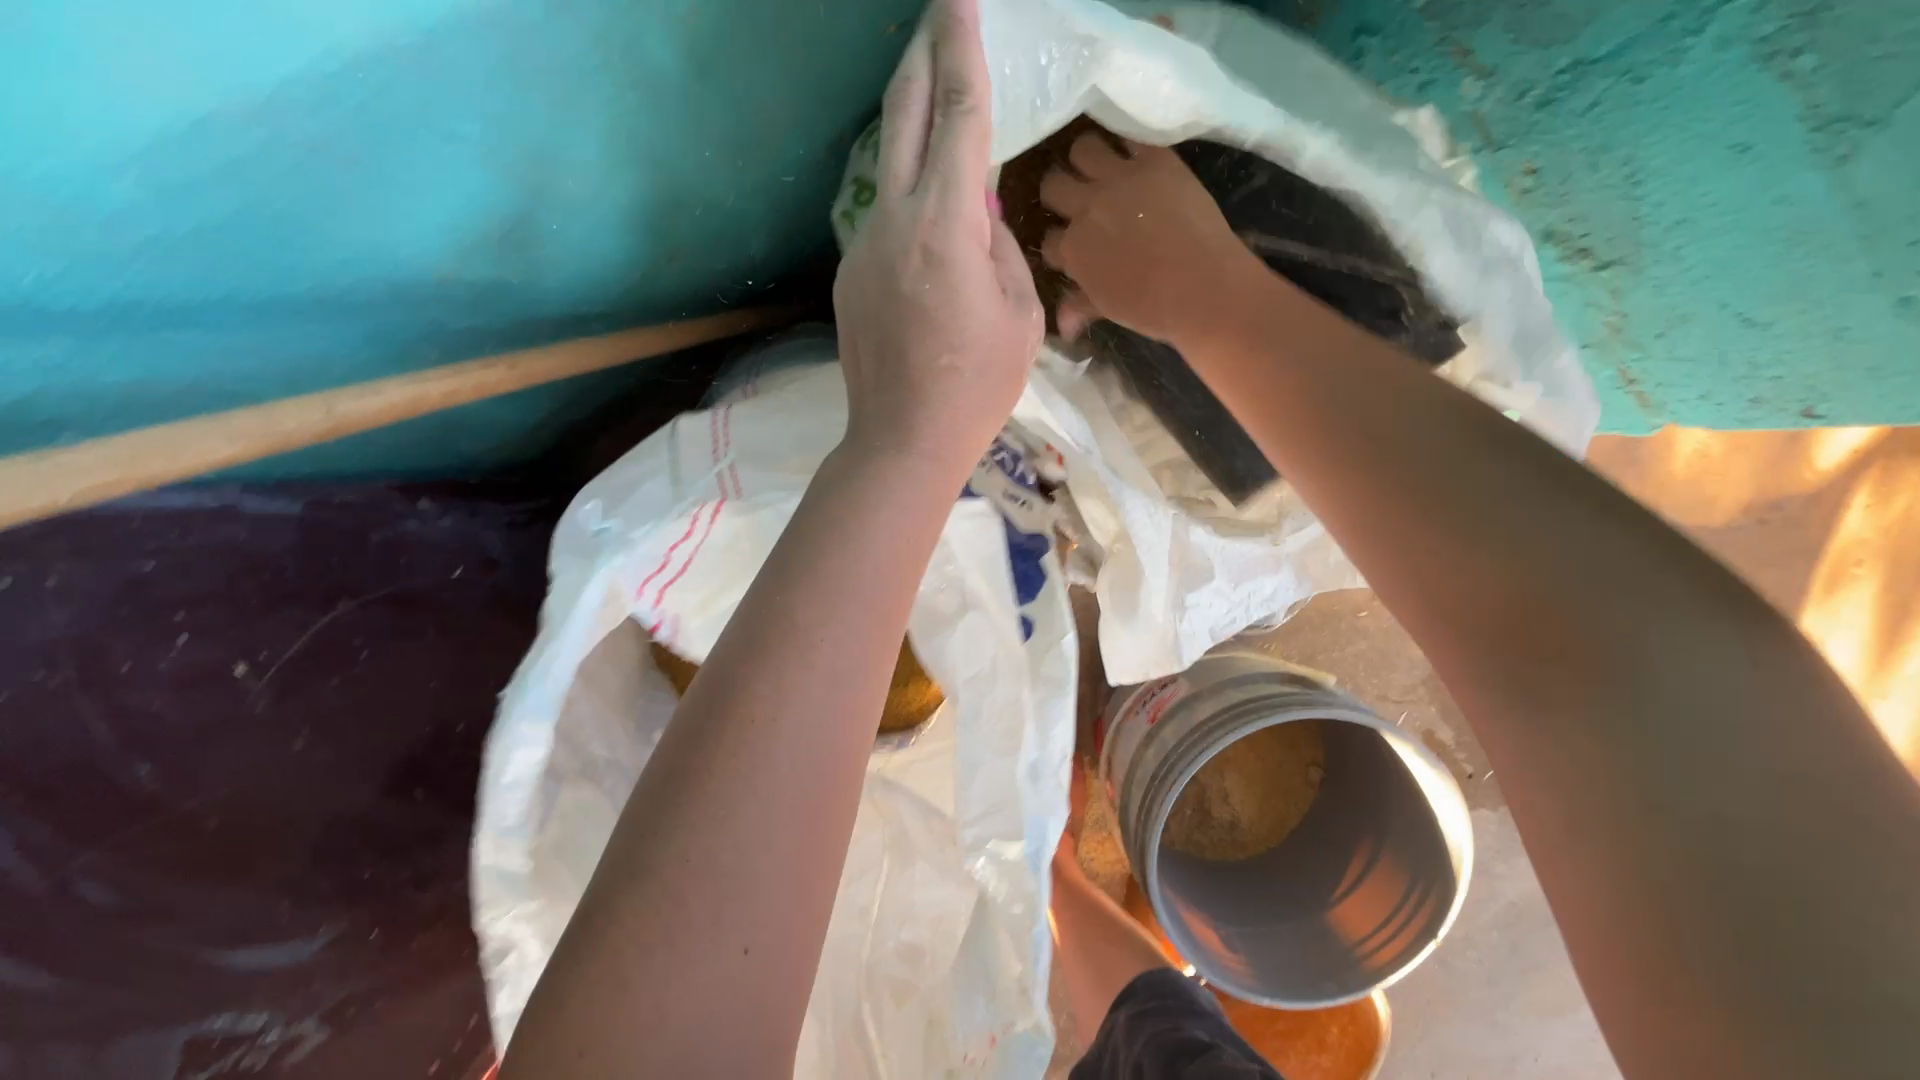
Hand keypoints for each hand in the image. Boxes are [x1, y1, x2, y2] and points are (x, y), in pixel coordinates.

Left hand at [832, 0, 1041, 474]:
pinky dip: (909, 196)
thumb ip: (1000, 247)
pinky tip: (929, 219)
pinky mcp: (849, 272)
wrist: (902, 441)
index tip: (960, 0)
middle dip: (922, 53)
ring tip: (936, 100)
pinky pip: (885, 216)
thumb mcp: (1019, 315)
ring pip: (889, 163)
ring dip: (913, 123)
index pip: (958, 116)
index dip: (963, 49)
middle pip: (903, 113)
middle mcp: (893, 220)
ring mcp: (862, 245)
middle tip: (938, 14)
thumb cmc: (977, 386)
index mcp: (945, 226)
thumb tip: (978, 214)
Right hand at [1039, 135, 1265, 345]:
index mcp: (1074, 248)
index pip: (1050, 239)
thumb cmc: (1153, 308)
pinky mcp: (1154, 160)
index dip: (1060, 243)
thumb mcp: (1109, 309)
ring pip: (1082, 149)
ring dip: (1085, 158)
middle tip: (1077, 197)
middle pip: (1054, 185)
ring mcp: (1119, 179)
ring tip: (1099, 167)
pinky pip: (1128, 135)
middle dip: (1060, 192)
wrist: (1204, 288)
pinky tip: (1130, 152)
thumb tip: (1063, 325)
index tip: (1072, 246)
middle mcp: (1087, 207)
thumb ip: (1080, 305)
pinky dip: (1126, 142)